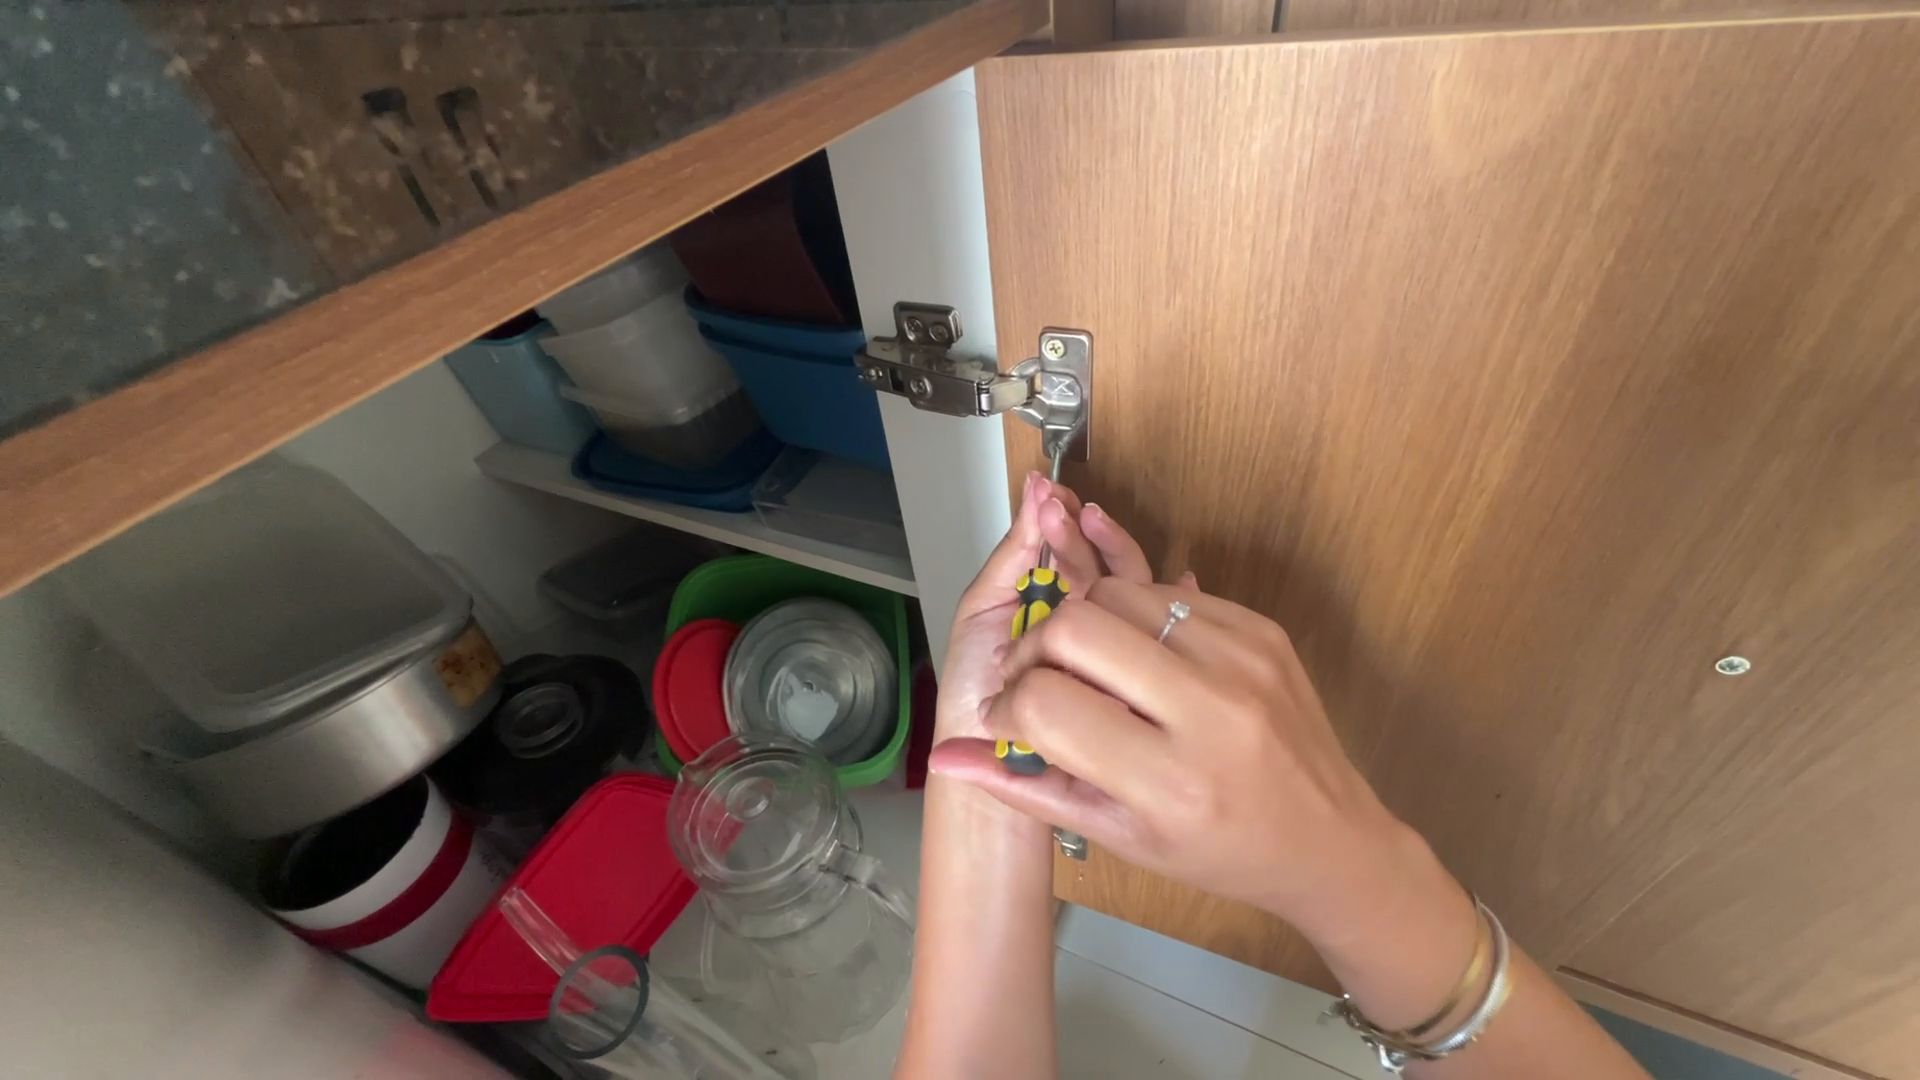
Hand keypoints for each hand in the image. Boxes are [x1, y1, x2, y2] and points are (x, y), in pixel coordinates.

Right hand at [929, 575, 1476, 990]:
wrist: (1333, 838)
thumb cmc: (1220, 852)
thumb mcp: (1121, 838)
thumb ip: (1028, 789)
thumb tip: (949, 758)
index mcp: (1171, 783)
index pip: (1048, 704)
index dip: (1008, 705)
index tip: (1007, 718)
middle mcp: (1211, 709)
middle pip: (1076, 625)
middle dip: (1035, 648)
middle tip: (1036, 678)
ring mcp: (1242, 656)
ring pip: (1115, 592)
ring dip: (1081, 624)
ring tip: (1085, 666)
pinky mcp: (1258, 627)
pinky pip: (1164, 592)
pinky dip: (1131, 617)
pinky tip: (1135, 657)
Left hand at [933, 470, 1151, 743]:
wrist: (983, 754)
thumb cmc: (974, 687)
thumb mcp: (983, 611)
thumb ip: (1011, 557)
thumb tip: (1035, 493)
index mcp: (1045, 603)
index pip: (1065, 553)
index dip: (1062, 521)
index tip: (1050, 488)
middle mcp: (1078, 621)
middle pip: (1098, 567)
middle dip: (1085, 533)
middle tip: (1069, 507)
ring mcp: (1105, 648)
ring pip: (1125, 593)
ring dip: (1117, 552)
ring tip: (1096, 521)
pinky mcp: (1126, 676)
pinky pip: (1155, 636)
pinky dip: (1176, 604)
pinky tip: (1186, 581)